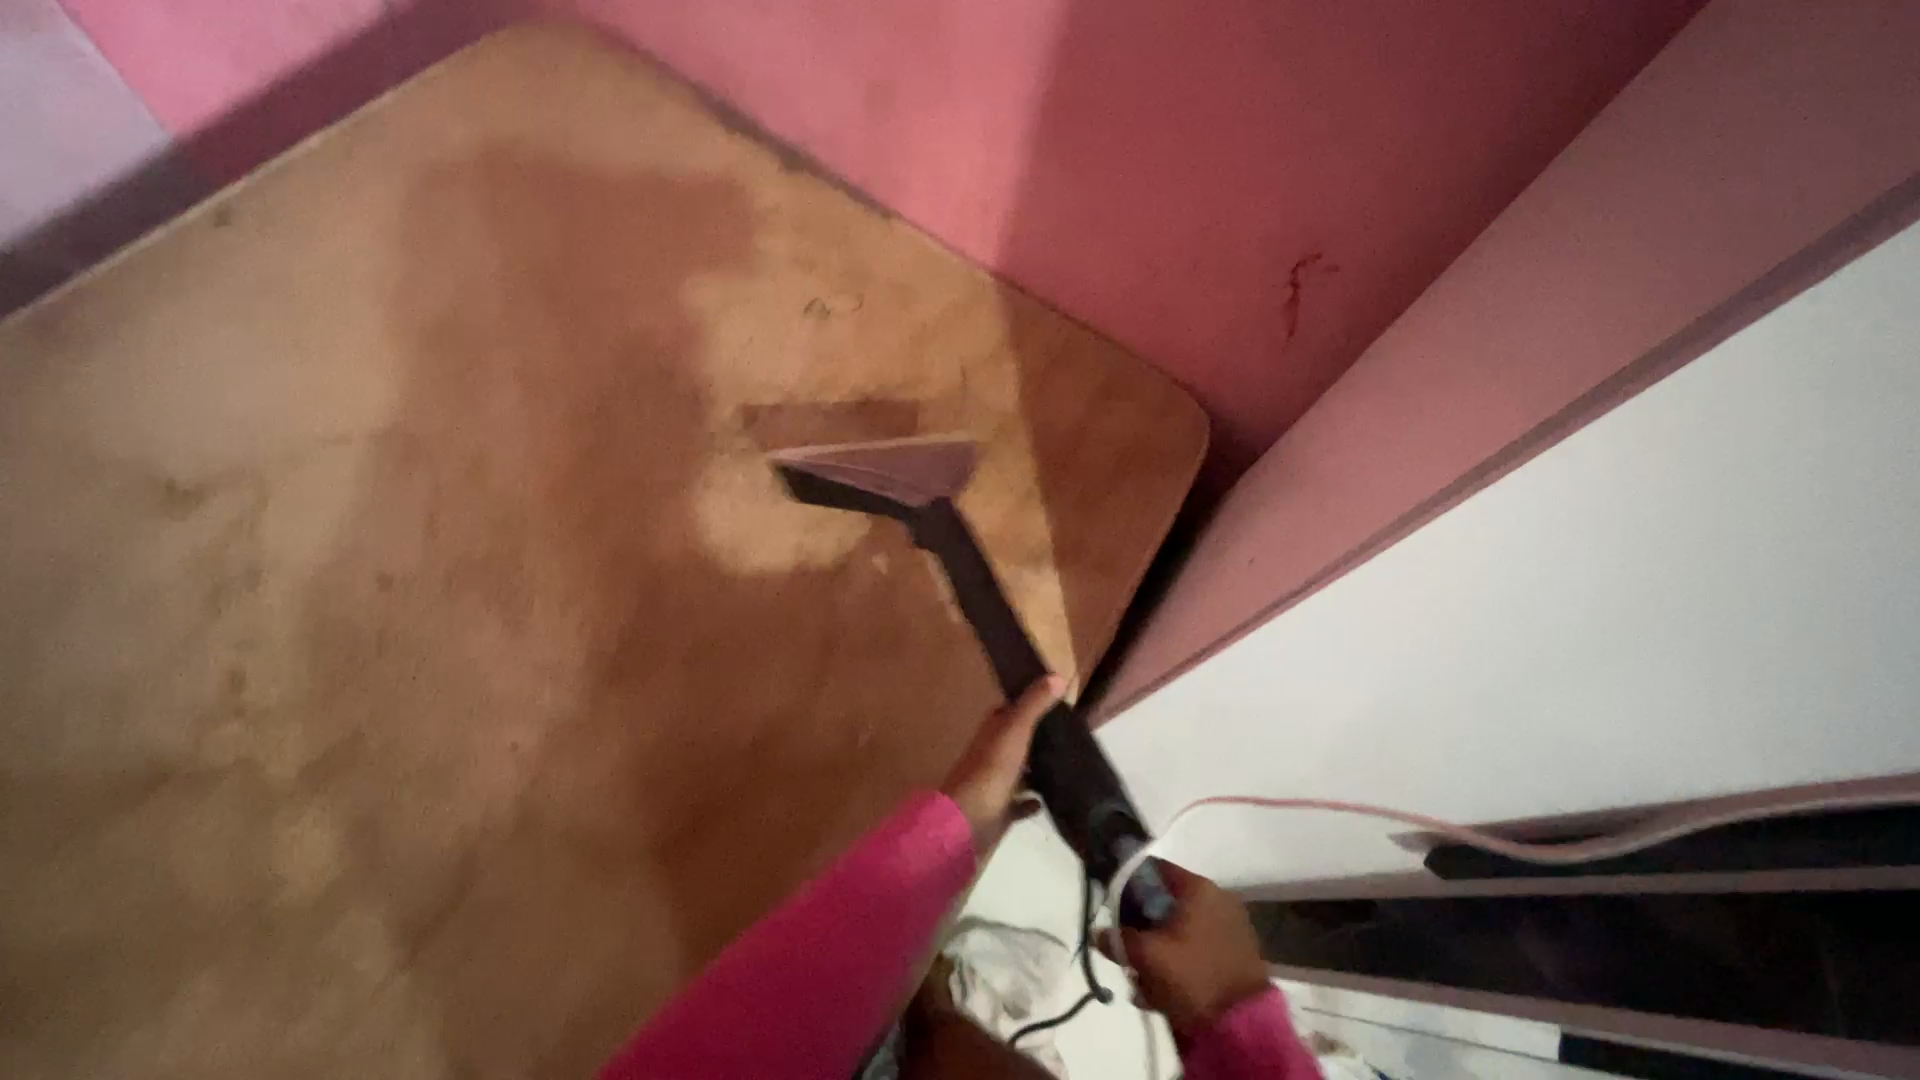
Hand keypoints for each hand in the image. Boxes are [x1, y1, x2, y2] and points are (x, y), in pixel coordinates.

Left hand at [940, 675, 1063, 854]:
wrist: (968, 822)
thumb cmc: (991, 771)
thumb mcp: (1015, 731)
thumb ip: (1034, 704)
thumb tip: (1056, 675)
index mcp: (992, 733)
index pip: (1008, 712)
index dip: (1027, 704)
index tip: (1054, 702)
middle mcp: (991, 756)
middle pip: (1015, 742)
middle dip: (1037, 738)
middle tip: (1070, 735)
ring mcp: (994, 786)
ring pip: (1019, 773)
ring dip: (1037, 770)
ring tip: (1068, 765)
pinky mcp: (1000, 813)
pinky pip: (1019, 804)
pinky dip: (1031, 802)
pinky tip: (1048, 800)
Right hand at [1100, 861, 1270, 1035]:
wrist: (1244, 1027)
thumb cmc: (1193, 977)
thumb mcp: (1149, 957)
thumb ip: (1119, 940)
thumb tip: (1098, 933)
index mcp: (1198, 888)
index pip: (1153, 869)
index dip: (1128, 885)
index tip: (1112, 907)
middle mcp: (1217, 898)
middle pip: (1165, 902)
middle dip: (1141, 927)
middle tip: (1127, 950)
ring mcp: (1230, 926)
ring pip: (1179, 929)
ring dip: (1158, 950)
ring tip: (1142, 981)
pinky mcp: (1236, 952)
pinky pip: (1196, 947)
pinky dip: (1178, 962)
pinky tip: (1162, 990)